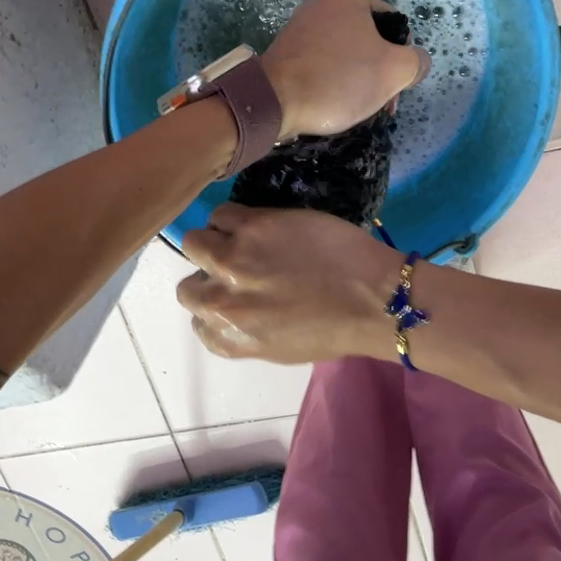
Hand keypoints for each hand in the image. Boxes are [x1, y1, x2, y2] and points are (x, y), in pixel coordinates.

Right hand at [176, 204, 404, 362]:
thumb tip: (231, 310)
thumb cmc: (335, 328)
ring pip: (195, 242)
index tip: (232, 295)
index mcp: (230, 337)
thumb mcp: (278, 347)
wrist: (373, 299)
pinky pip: (222, 213)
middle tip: (236, 267)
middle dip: (209, 276)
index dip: (214, 305)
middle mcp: (221, 302)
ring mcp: (233, 260)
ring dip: (215, 241)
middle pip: (187, 285)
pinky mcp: (252, 226)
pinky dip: (233, 218)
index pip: (197, 320)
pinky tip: (258, 224)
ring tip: (245, 240)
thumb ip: (244, 330)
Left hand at [260, 0, 430, 138]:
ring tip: (355, 109)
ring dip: (357, 82)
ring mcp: (300, 27)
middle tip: (379, 104)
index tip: (394, 88)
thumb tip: (417, 62)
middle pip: (369, 41)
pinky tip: (331, 105)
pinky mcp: (285, 52)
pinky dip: (331, 84)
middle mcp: (322, 2)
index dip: (402, 58)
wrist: (273, 102)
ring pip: (345, 56)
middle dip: (378, 73)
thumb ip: (417, 61)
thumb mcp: (395, 70)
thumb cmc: (338, 79)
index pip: (395, 25)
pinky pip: (320, 66)